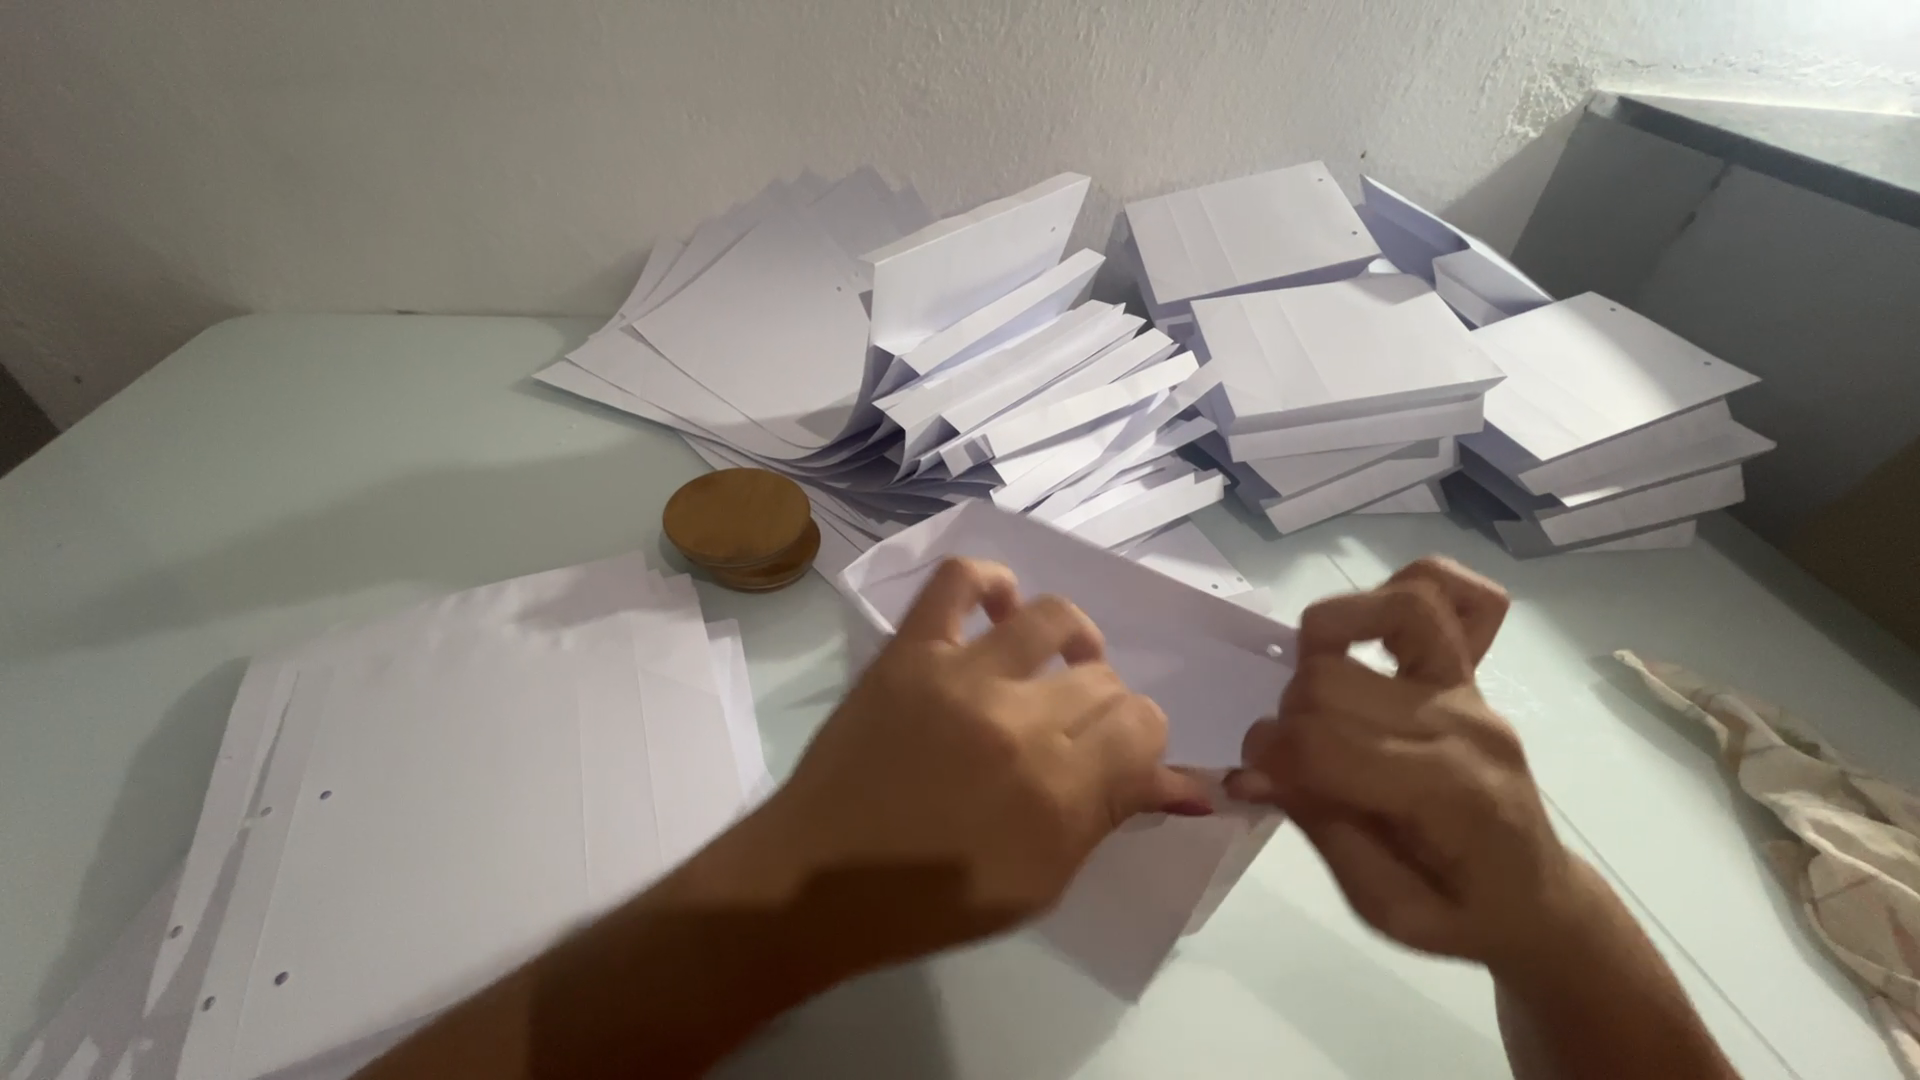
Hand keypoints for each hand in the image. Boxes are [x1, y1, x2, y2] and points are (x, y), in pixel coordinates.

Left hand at [757, 557, 1209, 965]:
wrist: (819, 879)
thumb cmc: (932, 900)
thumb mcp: (1040, 880)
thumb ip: (1109, 816)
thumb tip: (1186, 785)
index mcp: (1056, 790)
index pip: (1143, 726)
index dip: (1143, 739)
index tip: (1121, 753)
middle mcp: (1018, 720)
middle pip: (1102, 680)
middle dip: (1105, 707)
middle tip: (1076, 730)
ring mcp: (960, 676)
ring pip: (1052, 620)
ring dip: (1074, 640)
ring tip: (1060, 662)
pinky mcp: (909, 651)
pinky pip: (957, 582)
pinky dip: (990, 581)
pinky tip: (1002, 606)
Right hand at [1229, 557, 1591, 973]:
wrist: (1536, 900)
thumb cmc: (1458, 913)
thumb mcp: (1382, 906)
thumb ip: (1318, 828)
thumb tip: (1250, 770)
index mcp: (1446, 793)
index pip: (1320, 743)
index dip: (1267, 758)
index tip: (1254, 783)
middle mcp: (1462, 724)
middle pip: (1329, 680)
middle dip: (1288, 721)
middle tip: (1295, 762)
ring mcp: (1471, 690)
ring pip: (1389, 612)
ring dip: (1326, 644)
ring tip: (1318, 693)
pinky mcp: (1469, 673)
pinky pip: (1453, 596)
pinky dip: (1403, 590)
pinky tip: (1367, 626)